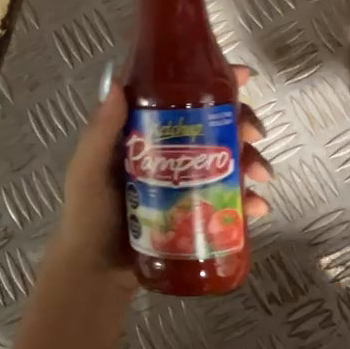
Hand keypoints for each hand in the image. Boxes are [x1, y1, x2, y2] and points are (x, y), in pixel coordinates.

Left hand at [48, 65, 273, 288]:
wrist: (98, 272)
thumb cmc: (88, 215)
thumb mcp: (88, 169)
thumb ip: (101, 131)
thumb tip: (117, 84)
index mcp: (143, 133)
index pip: (179, 97)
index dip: (212, 82)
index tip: (242, 76)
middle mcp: (168, 152)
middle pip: (213, 125)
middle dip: (241, 122)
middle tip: (254, 132)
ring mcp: (185, 183)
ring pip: (228, 160)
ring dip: (252, 160)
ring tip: (261, 175)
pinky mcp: (198, 213)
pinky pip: (230, 201)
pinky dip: (249, 201)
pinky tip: (257, 207)